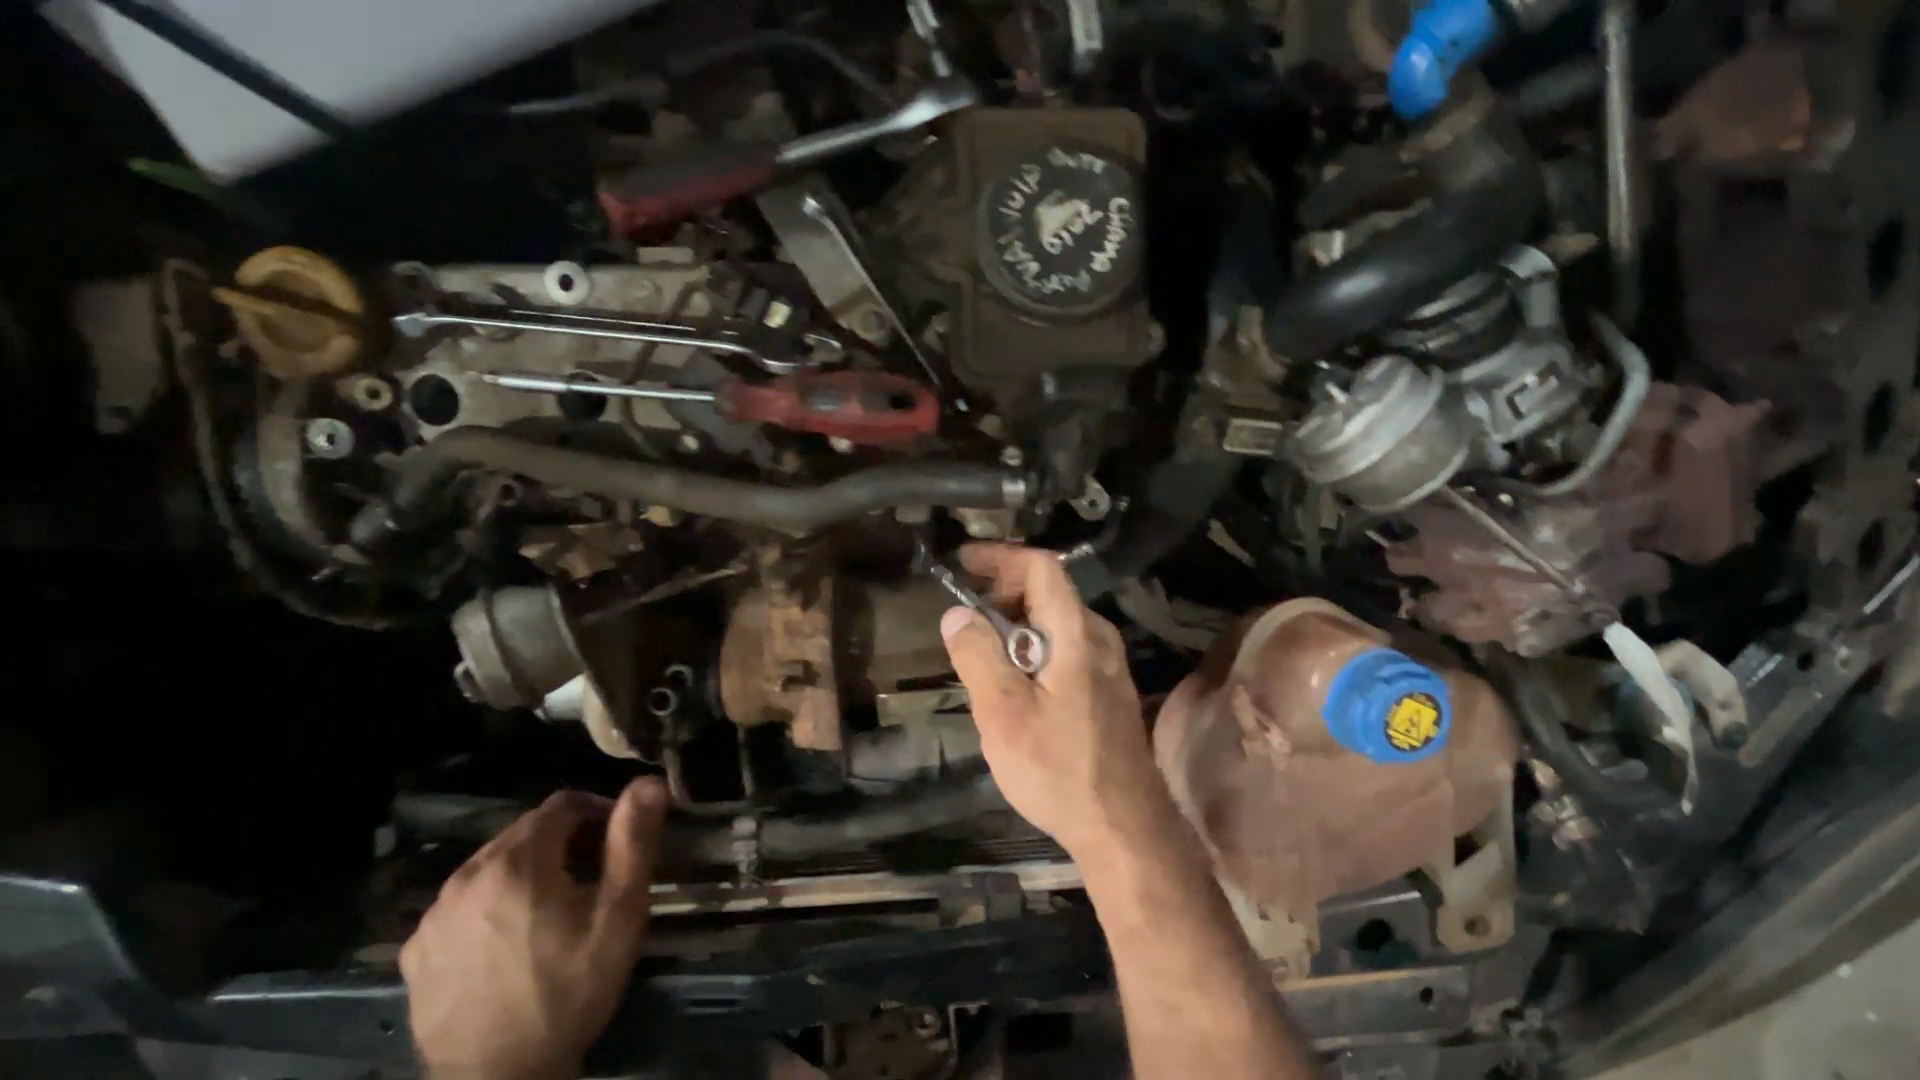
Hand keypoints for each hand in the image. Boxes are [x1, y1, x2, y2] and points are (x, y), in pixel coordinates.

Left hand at [400, 779, 668, 1079]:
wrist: (499, 1079)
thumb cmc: (569, 992)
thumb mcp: (618, 916)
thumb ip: (632, 842)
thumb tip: (649, 783)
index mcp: (517, 862)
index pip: (562, 805)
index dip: (597, 812)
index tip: (618, 840)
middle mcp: (465, 875)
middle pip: (523, 833)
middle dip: (562, 842)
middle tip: (591, 879)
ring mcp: (434, 915)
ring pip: (489, 867)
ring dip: (524, 873)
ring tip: (551, 911)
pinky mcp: (416, 950)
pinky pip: (460, 906)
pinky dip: (488, 906)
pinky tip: (508, 941)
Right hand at [939, 543, 1174, 861]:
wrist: (1122, 827)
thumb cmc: (1057, 767)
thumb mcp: (1002, 712)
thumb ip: (977, 655)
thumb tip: (957, 613)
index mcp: (1077, 635)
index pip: (1042, 568)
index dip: (1001, 557)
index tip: (962, 561)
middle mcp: (1100, 641)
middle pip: (1051, 592)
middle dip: (1004, 589)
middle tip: (964, 608)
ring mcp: (1110, 669)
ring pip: (1059, 624)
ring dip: (1017, 621)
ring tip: (981, 644)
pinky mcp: (1108, 696)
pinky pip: (1067, 651)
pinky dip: (1034, 647)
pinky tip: (1013, 681)